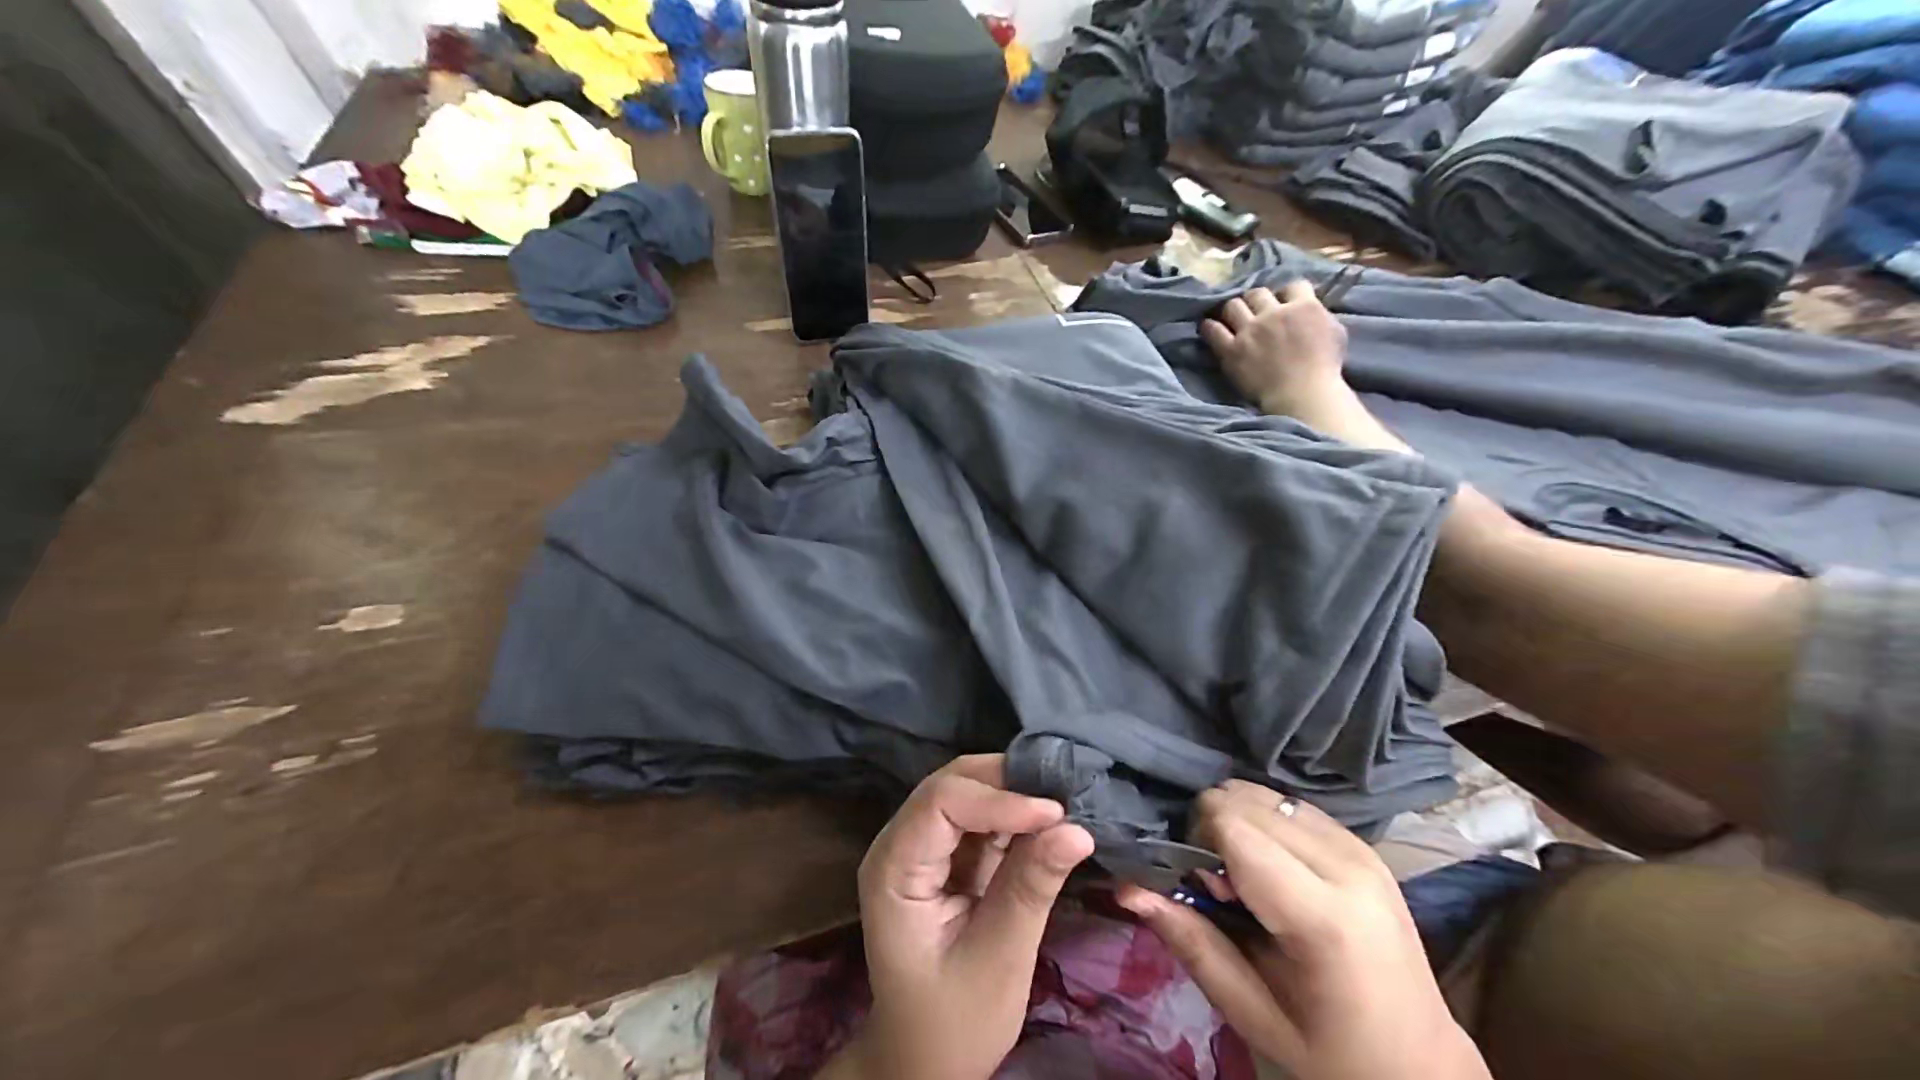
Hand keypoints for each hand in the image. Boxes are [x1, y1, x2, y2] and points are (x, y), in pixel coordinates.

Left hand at [823, 755, 1095, 1079]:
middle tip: (1066, 796)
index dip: (998, 799)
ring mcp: (922, 847)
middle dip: (1008, 783)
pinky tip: (1049, 822)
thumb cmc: (953, 1023)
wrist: (925, 1058)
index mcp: (893, 869)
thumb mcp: (998, 961)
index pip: (940, 804)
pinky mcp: (946, 856)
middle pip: (951, 785)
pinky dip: (1016, 815)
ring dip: (1016, 793)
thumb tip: (1077, 830)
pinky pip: (982, 817)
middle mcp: (900, 844)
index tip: (1055, 813)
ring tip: (1066, 804)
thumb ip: (1030, 889)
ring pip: (968, 791)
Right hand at [1116, 781, 1489, 1079]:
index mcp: (1322, 917)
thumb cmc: (1328, 1052)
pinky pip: (1291, 804)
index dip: (1196, 840)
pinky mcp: (1364, 844)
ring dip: (1238, 822)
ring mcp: (1361, 849)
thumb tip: (1127, 887)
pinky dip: (1265, 821)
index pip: (1233, 827)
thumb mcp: (1251, 1012)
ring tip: (1243, 876)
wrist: (1418, 1063)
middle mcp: (1347, 867)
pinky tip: (1270, 865)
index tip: (1195, 884)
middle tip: (1215, 884)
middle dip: (1212, 829)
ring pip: (1265, 794)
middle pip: (1244, 802)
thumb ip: (1190, 941)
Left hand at [1201, 282, 1350, 421]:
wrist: (1302, 394)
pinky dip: (1210, 327)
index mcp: (1303, 306)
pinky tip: (1209, 328)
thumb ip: (1319, 316)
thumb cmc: (1324, 368)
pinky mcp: (1231, 350)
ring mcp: (1250, 331)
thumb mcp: (1335, 333)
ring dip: (1233, 310)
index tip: (1284, 303)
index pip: (1293, 285)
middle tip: (1255, 312)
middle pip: (1257, 293)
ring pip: (1232, 305)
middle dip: (1257, 300)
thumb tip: (1309, 309)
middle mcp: (1273, 313)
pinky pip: (1213, 331)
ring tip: (1233, 319)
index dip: (1288, 293)